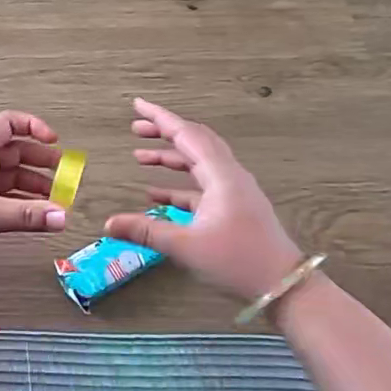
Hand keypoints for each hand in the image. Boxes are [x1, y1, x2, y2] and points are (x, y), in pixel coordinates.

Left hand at [0, 111, 67, 274]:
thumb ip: (29, 215)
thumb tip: (62, 217)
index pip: (8, 124)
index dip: (33, 127)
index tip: (54, 141)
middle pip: (14, 152)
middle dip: (40, 161)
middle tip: (64, 173)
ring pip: (11, 176)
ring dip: (34, 185)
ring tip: (57, 198)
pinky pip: (5, 196)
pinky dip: (22, 202)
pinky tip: (39, 213)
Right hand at [103, 98, 303, 300]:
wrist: (282, 285)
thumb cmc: (237, 261)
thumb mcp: (187, 247)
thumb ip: (146, 231)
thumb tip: (108, 222)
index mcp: (221, 175)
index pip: (187, 134)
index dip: (160, 118)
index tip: (138, 105)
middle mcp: (229, 176)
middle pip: (195, 142)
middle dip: (165, 133)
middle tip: (135, 127)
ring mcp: (235, 192)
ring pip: (199, 164)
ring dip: (171, 158)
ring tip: (140, 157)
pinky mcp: (235, 208)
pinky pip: (203, 187)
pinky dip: (180, 185)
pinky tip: (157, 194)